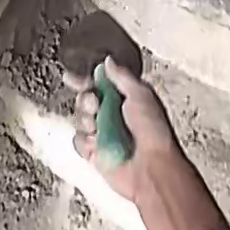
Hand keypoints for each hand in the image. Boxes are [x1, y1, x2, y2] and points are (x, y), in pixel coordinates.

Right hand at [69, 58, 186, 203]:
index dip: (86, 80)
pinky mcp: (95, 153)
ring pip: (80, 119)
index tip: (76, 78)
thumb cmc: (153, 132)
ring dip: (85, 120)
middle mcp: (114, 115)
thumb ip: (122, 76)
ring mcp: (104, 134)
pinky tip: (95, 143)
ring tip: (96, 126)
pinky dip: (84, 141)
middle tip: (94, 104)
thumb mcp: (141, 94)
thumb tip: (108, 61)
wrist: (151, 169)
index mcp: (126, 99)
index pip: (100, 84)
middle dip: (86, 99)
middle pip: (85, 99)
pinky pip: (78, 141)